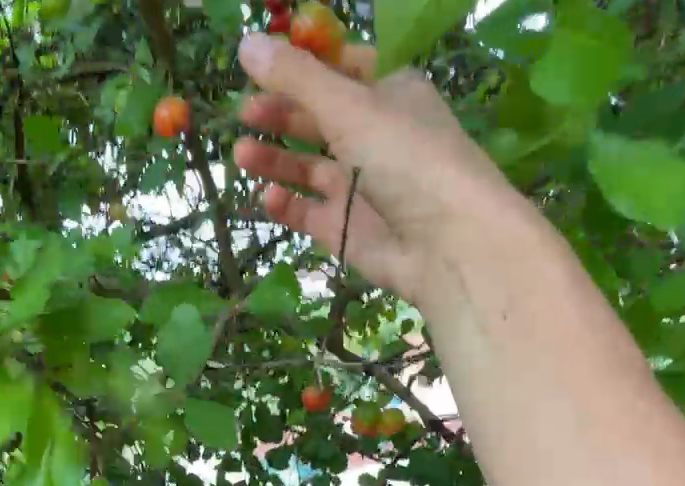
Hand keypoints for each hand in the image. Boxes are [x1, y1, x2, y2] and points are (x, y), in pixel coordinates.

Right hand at [231, 35, 532, 308]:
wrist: (443, 243)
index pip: (342, 68)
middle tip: (243, 113)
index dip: (303, 65)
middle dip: (280, 114)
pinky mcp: (343, 227)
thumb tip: (245, 43)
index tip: (263, 65)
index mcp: (388, 93)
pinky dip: (286, 203)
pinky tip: (269, 197)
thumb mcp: (349, 106)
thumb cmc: (405, 157)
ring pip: (307, 166)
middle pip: (318, 118)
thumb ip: (295, 78)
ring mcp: (357, 185)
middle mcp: (373, 135)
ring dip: (274, 159)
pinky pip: (305, 210)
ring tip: (240, 155)